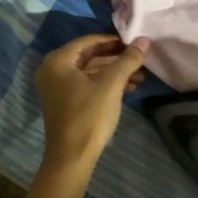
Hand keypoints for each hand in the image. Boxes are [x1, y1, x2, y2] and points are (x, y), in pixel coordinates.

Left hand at [35, 33, 150, 184]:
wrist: (72, 157)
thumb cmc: (89, 115)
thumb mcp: (111, 84)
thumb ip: (128, 60)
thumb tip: (144, 40)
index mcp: (58, 61)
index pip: (89, 41)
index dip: (114, 40)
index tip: (136, 42)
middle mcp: (53, 70)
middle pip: (89, 56)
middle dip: (117, 58)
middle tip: (141, 59)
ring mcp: (57, 87)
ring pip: (90, 72)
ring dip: (115, 72)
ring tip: (141, 75)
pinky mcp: (65, 102)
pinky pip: (87, 85)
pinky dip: (106, 84)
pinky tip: (129, 88)